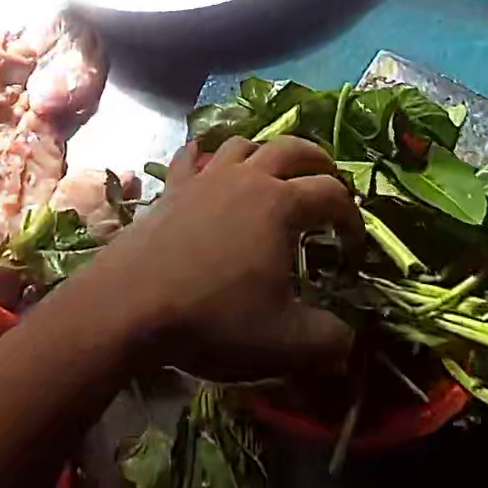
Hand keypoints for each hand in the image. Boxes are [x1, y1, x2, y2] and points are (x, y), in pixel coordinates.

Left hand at [65, 137, 362, 380]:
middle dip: (317, 160)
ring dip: (263, 151)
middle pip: (291, 148)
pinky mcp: (173, 187)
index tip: (353, 244)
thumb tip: (348, 339)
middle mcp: (246, 177)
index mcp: (281, 204)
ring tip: (271, 171)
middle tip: (328, 179)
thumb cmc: (215, 316)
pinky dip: (202, 153)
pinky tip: (202, 160)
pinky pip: (190, 157)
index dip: (351, 215)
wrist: (133, 302)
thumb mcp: (286, 342)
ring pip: (242, 144)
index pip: (331, 193)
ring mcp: (205, 177)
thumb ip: (330, 340)